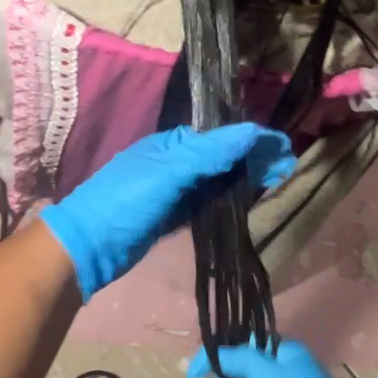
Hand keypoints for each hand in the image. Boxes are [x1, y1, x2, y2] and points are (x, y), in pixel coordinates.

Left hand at [41, 124, 294, 302]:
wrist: (89, 246)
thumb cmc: (125, 202)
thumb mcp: (168, 173)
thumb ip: (209, 153)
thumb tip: (251, 131)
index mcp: (172, 143)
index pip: (222, 135)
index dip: (255, 140)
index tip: (286, 148)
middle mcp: (175, 160)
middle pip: (224, 154)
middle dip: (256, 157)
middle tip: (288, 167)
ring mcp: (174, 188)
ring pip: (218, 177)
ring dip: (246, 176)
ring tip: (277, 180)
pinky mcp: (173, 213)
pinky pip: (208, 199)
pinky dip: (229, 197)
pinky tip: (247, 200)